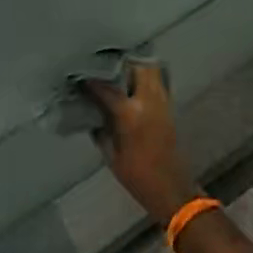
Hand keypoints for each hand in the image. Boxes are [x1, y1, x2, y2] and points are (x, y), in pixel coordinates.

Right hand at [83, 63, 201, 224]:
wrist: (173, 190)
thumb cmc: (138, 176)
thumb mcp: (112, 155)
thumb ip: (101, 128)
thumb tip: (91, 112)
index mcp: (130, 114)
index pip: (106, 88)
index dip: (91, 81)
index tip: (80, 77)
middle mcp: (148, 101)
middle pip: (137, 66)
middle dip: (121, 62)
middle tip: (105, 64)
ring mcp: (162, 102)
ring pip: (151, 70)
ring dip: (136, 66)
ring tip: (119, 69)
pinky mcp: (170, 108)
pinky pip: (158, 82)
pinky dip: (146, 77)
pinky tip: (134, 84)